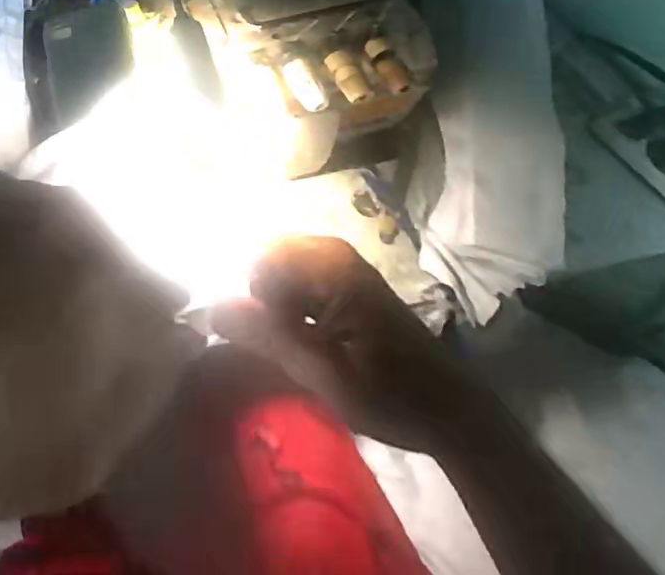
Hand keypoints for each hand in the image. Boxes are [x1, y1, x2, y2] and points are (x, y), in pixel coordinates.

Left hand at [0, 170, 200, 525]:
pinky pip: (34, 204)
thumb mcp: (81, 457)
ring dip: (76, 256)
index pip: (171, 299)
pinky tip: (0, 267)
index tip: (140, 347)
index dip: (158, 328)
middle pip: (130, 255)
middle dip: (118, 290)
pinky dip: (32, 232)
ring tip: (36, 296)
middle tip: (80, 328)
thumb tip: (182, 337)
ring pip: (85, 224)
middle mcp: (85, 228)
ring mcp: (32, 198)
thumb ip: (147, 389)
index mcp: (118, 296)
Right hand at [210, 235, 487, 453]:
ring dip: (279, 300)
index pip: (263, 262)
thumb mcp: (323, 375)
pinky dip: (293, 300)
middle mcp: (335, 253)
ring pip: (282, 265)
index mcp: (332, 270)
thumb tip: (213, 309)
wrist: (451, 411)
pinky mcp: (347, 276)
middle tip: (287, 338)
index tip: (280, 338)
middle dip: (266, 296)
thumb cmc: (390, 396)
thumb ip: (267, 337)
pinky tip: (312, 334)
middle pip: (270, 258)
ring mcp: (343, 262)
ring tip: (300, 340)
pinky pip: (300, 273)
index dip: (259, 300)